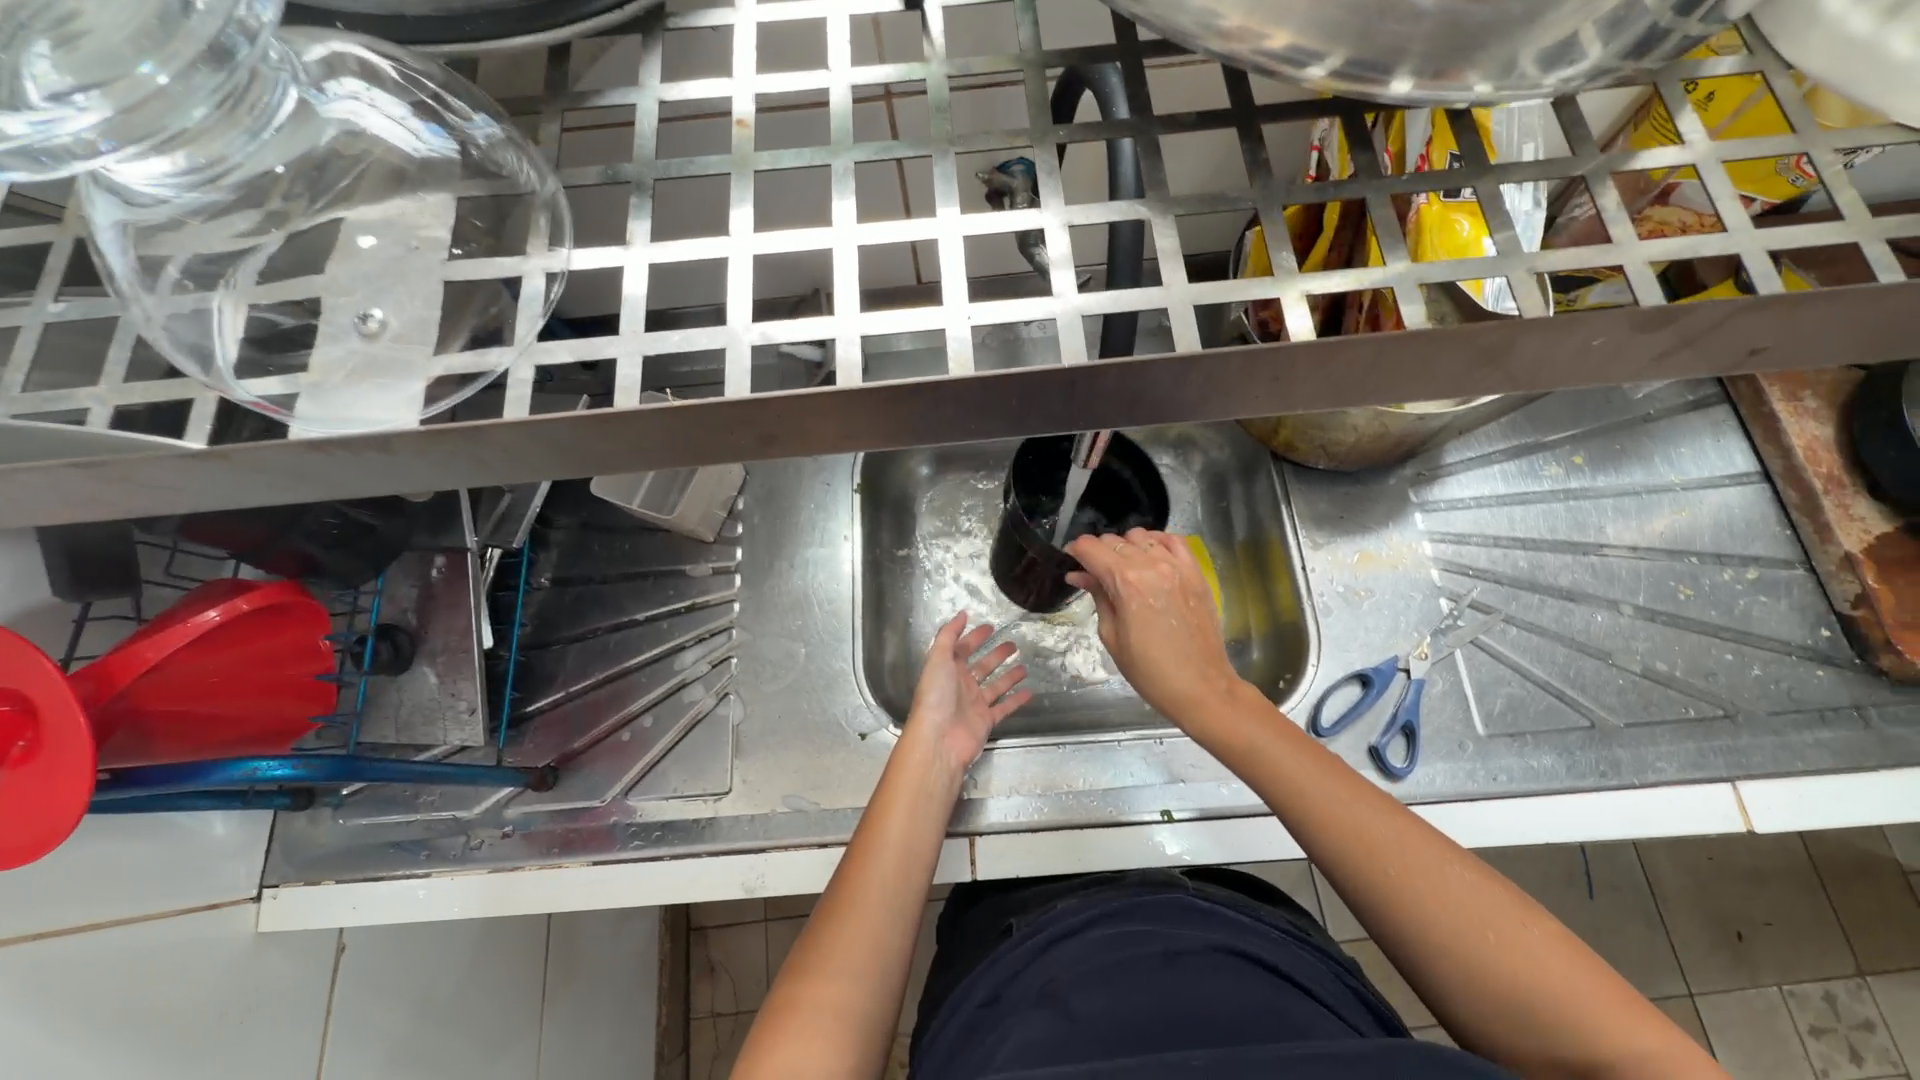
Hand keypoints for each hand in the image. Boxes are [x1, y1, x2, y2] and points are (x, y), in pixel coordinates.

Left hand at [905, 612, 1030, 773]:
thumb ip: (948, 635)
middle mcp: (961, 685)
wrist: (939, 738)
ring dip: (1009, 676)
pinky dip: (1016, 701)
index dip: (975, 637)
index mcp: (947, 670)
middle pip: (982, 666)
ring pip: (995, 686)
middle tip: (1013, 644)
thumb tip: (962, 614)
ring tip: (1024, 666)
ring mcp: (974, 704)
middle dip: (996, 655)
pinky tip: (1029, 692)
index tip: (990, 626)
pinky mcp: (986, 720)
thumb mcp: (938, 658)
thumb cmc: (936, 696)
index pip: (962, 649)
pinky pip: (1004, 708)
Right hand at [1065, 528, 1244, 726]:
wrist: (1200, 686)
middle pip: (1114, 540)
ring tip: (1125, 570)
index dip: (1076, 552)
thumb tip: (1079, 575)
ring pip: (1142, 536)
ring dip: (1127, 547)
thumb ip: (1098, 596)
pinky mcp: (1196, 573)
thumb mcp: (1112, 636)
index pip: (1091, 548)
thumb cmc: (1149, 671)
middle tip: (1095, 575)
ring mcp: (1178, 566)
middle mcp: (1152, 565)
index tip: (1072, 563)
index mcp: (1126, 583)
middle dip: (1099, 553)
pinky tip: (1151, 559)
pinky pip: (1174, 541)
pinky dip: (1157, 543)